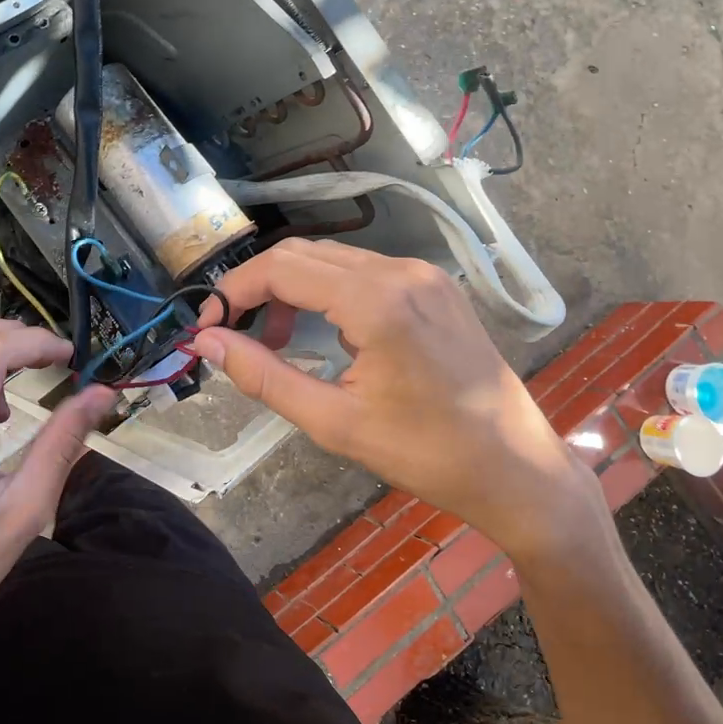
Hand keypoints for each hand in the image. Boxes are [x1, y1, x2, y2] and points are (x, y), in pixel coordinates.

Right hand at [191, 239, 600, 560]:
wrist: (518, 468)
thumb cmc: (426, 454)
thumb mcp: (332, 422)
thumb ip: (261, 375)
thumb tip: (204, 341)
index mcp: (376, 301)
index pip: (279, 268)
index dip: (232, 292)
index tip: (206, 328)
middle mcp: (399, 271)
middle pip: (301, 255)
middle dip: (257, 289)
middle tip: (235, 337)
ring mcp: (422, 274)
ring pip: (329, 259)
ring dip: (290, 290)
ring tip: (275, 342)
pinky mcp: (434, 285)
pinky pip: (362, 271)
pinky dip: (326, 292)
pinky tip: (326, 335)